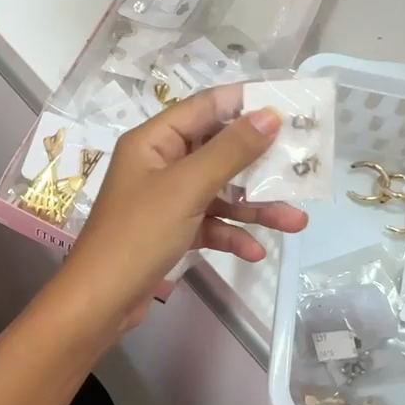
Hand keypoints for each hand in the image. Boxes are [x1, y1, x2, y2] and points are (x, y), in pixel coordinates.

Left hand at [51, 83, 309, 331]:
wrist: (100, 301)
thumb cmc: (138, 235)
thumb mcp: (187, 188)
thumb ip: (230, 151)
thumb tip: (270, 114)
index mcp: (153, 141)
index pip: (205, 107)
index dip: (247, 104)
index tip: (292, 106)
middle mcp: (157, 165)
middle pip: (217, 152)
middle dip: (260, 164)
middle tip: (304, 167)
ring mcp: (163, 200)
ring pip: (218, 193)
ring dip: (255, 207)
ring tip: (296, 222)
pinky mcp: (168, 233)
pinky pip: (208, 224)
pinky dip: (231, 235)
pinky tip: (255, 251)